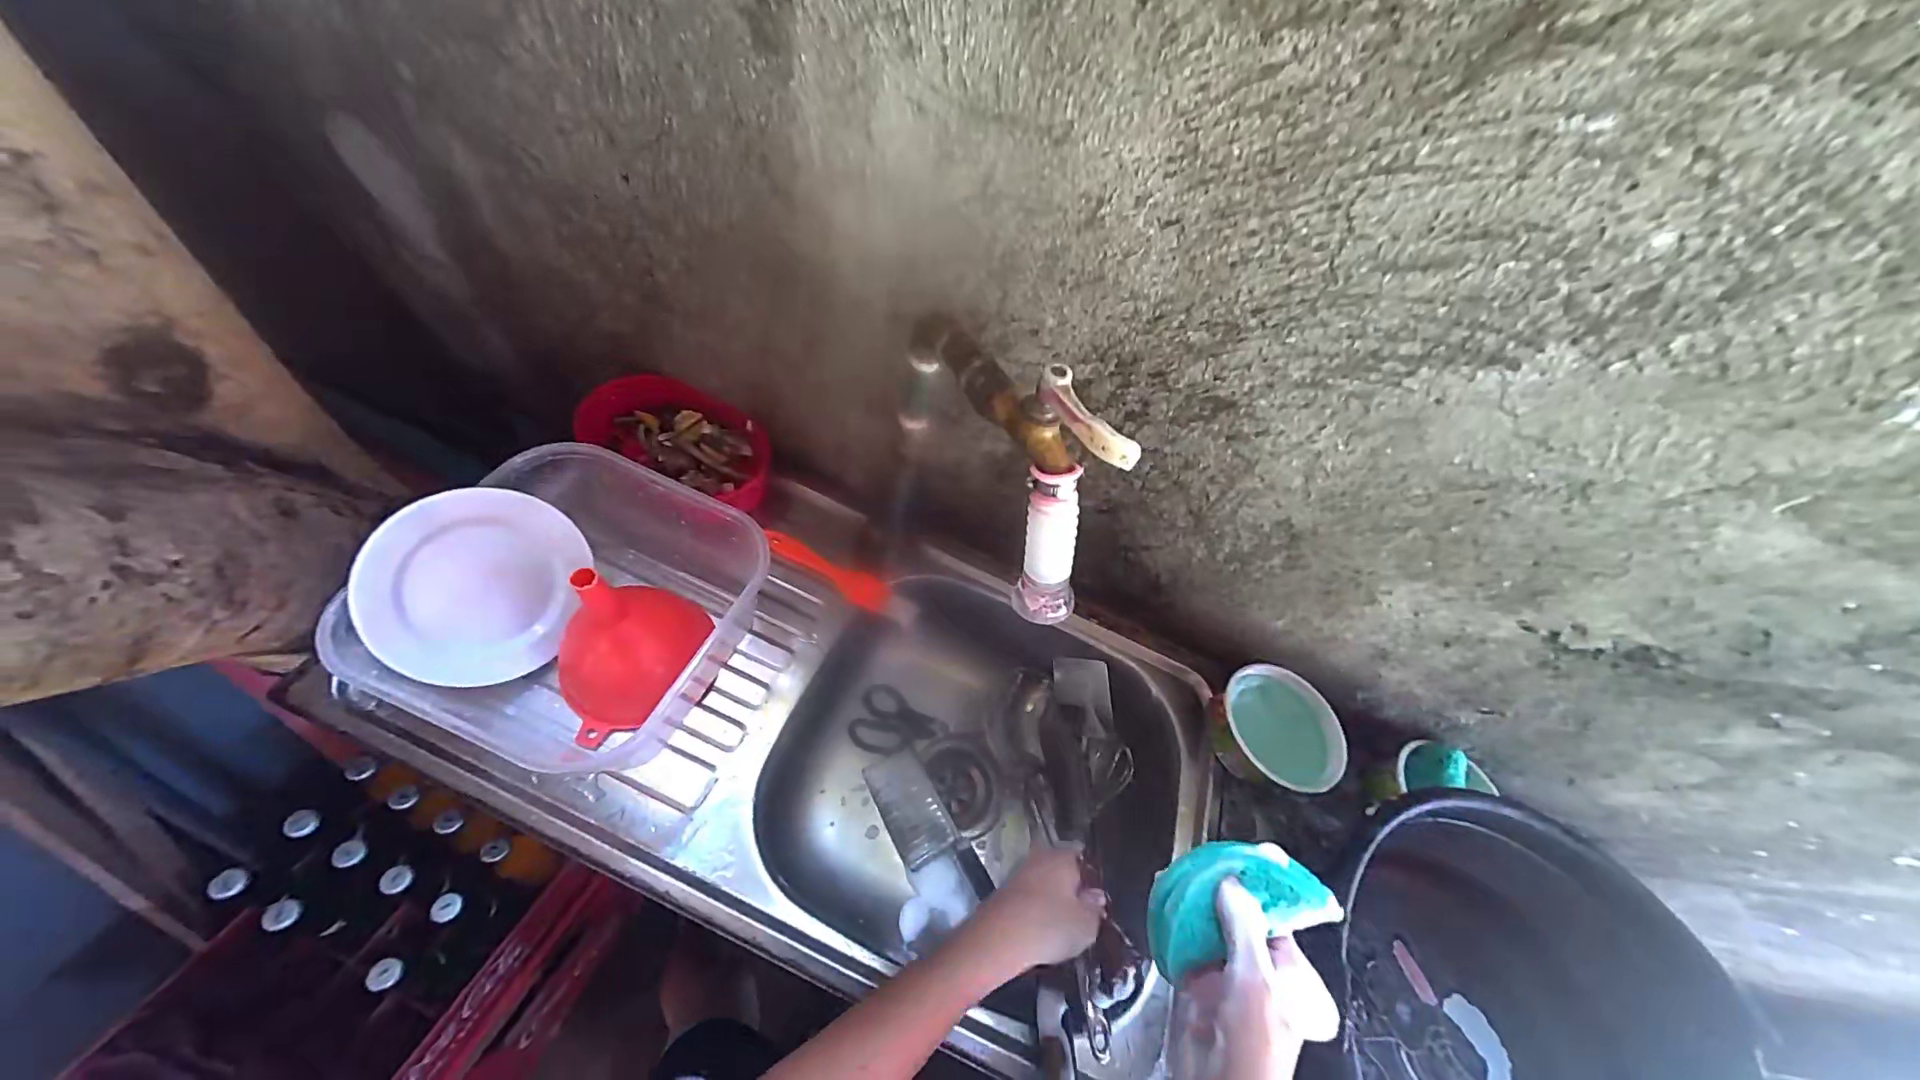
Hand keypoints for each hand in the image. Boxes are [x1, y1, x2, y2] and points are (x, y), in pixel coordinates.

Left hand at [969, 844, 1106, 969]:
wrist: (997, 939)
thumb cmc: (1050, 925)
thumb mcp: (1086, 925)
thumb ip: (1095, 909)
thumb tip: (1096, 896)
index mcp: (1063, 856)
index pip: (1083, 857)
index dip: (1093, 877)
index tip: (1099, 898)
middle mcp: (1040, 857)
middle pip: (1063, 870)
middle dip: (1073, 889)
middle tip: (1085, 915)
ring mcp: (1020, 873)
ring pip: (1046, 884)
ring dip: (1054, 901)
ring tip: (1065, 928)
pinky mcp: (1006, 892)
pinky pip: (1030, 898)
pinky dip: (1037, 910)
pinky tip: (1043, 931)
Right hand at [1171, 877, 1339, 1079]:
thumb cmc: (1252, 1049)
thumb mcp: (1254, 982)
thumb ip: (1243, 929)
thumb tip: (1232, 884)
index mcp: (1287, 972)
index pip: (1275, 916)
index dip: (1262, 886)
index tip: (1248, 855)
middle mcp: (1257, 970)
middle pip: (1239, 917)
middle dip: (1220, 888)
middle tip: (1203, 859)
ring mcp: (1226, 976)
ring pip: (1210, 927)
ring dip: (1194, 902)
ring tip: (1178, 872)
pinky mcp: (1196, 983)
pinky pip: (1185, 944)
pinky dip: (1174, 922)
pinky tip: (1162, 900)